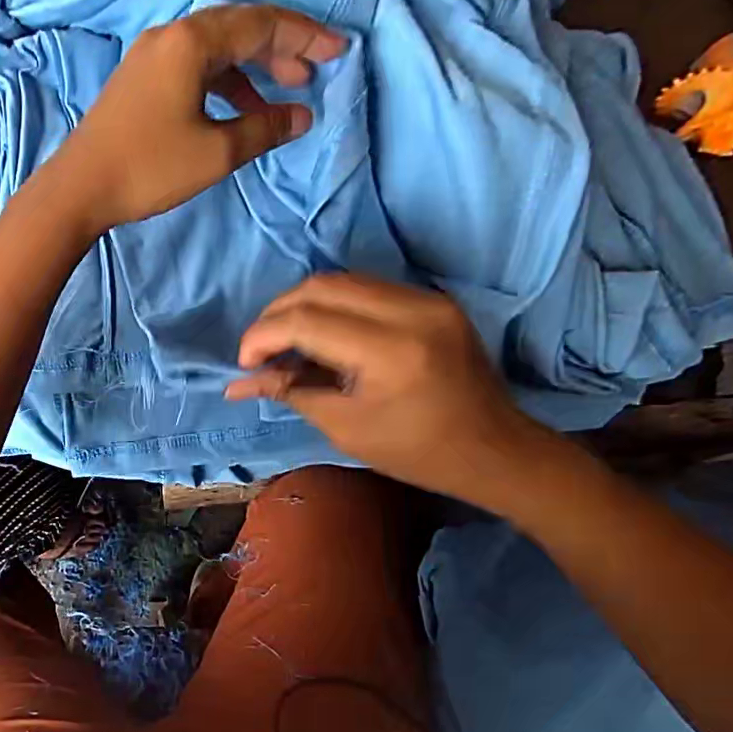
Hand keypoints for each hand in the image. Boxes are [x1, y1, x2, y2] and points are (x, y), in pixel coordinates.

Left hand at [33, 3, 345, 237]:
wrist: (78, 189)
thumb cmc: (149, 168)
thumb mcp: (216, 152)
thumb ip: (264, 128)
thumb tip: (302, 115)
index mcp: (191, 42)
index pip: (261, 24)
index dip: (305, 36)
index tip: (337, 52)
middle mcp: (170, 36)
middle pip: (238, 28)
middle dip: (280, 48)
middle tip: (312, 72)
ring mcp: (149, 56)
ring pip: (214, 49)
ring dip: (251, 68)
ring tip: (281, 93)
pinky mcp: (139, 79)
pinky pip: (192, 68)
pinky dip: (222, 82)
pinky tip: (237, 109)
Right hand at [225, 273, 552, 504]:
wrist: (493, 449)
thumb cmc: (415, 452)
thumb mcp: (344, 427)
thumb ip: (290, 391)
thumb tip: (238, 383)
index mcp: (390, 351)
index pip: (306, 320)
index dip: (263, 336)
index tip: (245, 364)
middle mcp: (411, 310)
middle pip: (320, 286)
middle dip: (277, 313)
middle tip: (259, 349)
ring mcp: (427, 299)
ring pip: (342, 279)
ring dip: (302, 305)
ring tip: (284, 340)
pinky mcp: (433, 300)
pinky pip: (366, 288)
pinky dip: (332, 305)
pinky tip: (320, 333)